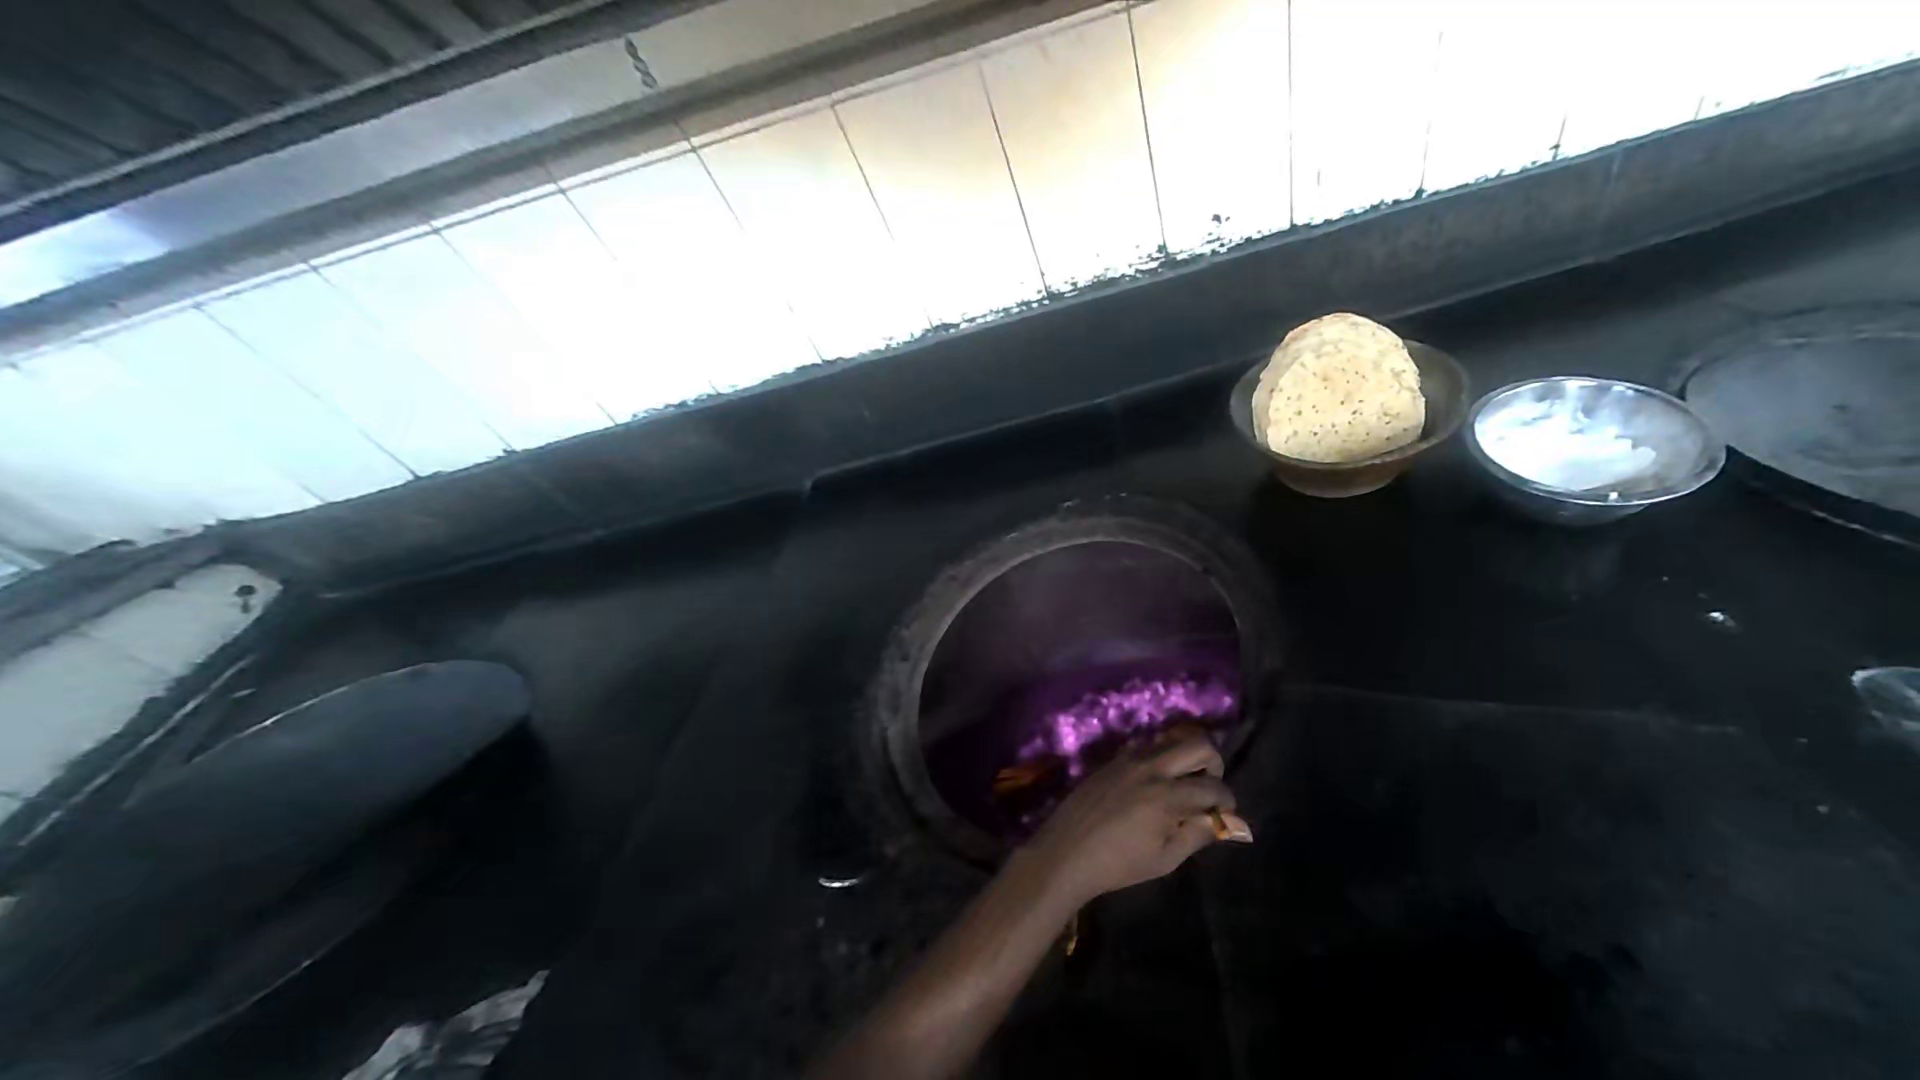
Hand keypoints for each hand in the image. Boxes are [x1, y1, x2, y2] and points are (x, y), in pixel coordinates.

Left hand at [1020, 731, 1251, 906]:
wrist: (1066, 852)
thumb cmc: (1118, 864)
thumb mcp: (1165, 859)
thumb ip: (1197, 834)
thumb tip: (1227, 822)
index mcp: (1167, 795)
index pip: (1213, 786)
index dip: (1227, 799)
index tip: (1226, 812)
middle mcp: (1151, 767)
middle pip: (1198, 743)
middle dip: (1213, 763)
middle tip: (1208, 787)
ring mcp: (1129, 759)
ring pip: (1170, 738)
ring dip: (1185, 754)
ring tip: (1183, 781)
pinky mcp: (1113, 760)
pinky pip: (1145, 745)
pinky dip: (1159, 755)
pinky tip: (1155, 780)